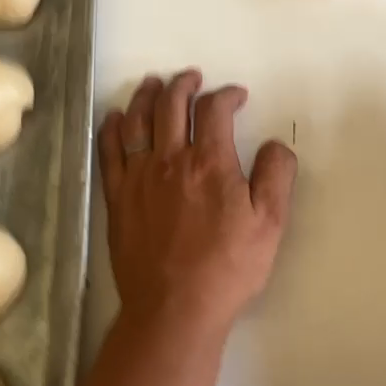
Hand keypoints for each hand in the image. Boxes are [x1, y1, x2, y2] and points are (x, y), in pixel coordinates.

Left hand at [99, 71, 297, 336]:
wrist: (175, 308)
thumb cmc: (228, 268)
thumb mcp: (270, 224)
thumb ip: (276, 176)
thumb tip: (273, 144)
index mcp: (210, 163)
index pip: (214, 110)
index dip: (227, 96)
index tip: (236, 97)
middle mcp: (170, 160)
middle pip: (171, 105)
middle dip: (184, 85)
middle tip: (192, 78)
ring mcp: (138, 178)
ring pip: (137, 121)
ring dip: (146, 96)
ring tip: (152, 84)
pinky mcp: (117, 198)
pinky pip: (109, 152)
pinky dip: (112, 128)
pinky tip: (116, 118)